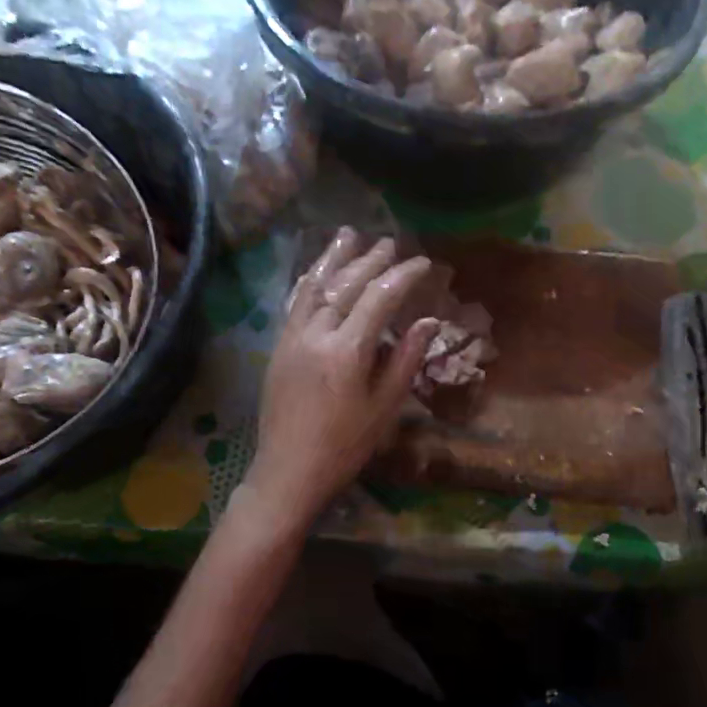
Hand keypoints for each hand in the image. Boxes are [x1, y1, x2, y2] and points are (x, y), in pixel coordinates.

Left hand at [241, 229, 439, 522]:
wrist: (288, 471)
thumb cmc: (343, 447)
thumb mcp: (383, 408)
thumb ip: (405, 360)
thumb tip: (428, 320)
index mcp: (346, 351)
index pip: (377, 298)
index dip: (402, 276)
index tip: (422, 262)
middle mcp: (315, 335)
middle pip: (344, 286)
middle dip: (368, 261)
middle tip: (389, 243)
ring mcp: (291, 339)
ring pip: (313, 289)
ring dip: (333, 260)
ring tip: (348, 236)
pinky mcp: (278, 350)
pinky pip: (294, 305)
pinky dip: (309, 284)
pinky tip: (315, 274)